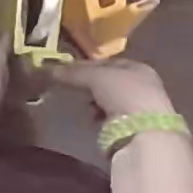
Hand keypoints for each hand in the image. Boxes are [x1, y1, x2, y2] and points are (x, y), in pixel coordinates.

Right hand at [52, 58, 175, 119]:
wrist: (141, 129)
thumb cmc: (123, 94)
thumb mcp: (96, 77)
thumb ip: (75, 73)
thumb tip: (51, 70)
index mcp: (138, 68)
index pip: (107, 62)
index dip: (86, 65)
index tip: (66, 70)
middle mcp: (140, 84)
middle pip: (106, 81)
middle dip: (88, 84)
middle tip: (71, 87)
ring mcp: (136, 105)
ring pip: (106, 98)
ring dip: (93, 101)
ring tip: (83, 105)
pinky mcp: (131, 124)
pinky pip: (108, 115)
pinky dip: (98, 116)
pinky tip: (92, 118)